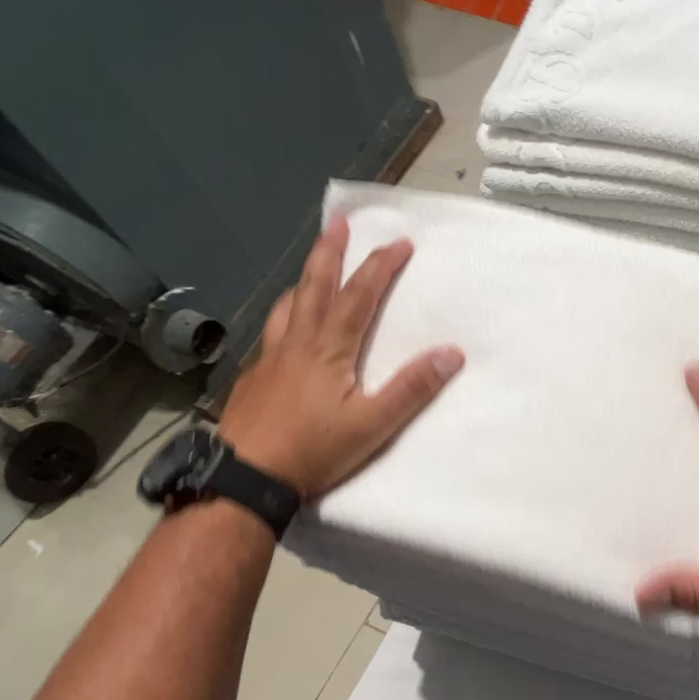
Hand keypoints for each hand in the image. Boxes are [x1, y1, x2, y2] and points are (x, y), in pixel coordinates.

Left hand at [218, 218, 463, 497]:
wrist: (246, 475)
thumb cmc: (313, 450)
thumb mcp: (373, 425)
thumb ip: (412, 389)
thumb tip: (451, 353)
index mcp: (329, 349)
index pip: (359, 296)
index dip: (380, 266)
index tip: (399, 242)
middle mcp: (297, 343)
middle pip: (314, 287)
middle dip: (330, 253)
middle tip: (338, 223)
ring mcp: (270, 359)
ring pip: (287, 306)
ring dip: (304, 281)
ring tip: (313, 270)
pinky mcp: (254, 378)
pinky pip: (271, 333)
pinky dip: (284, 316)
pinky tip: (285, 331)